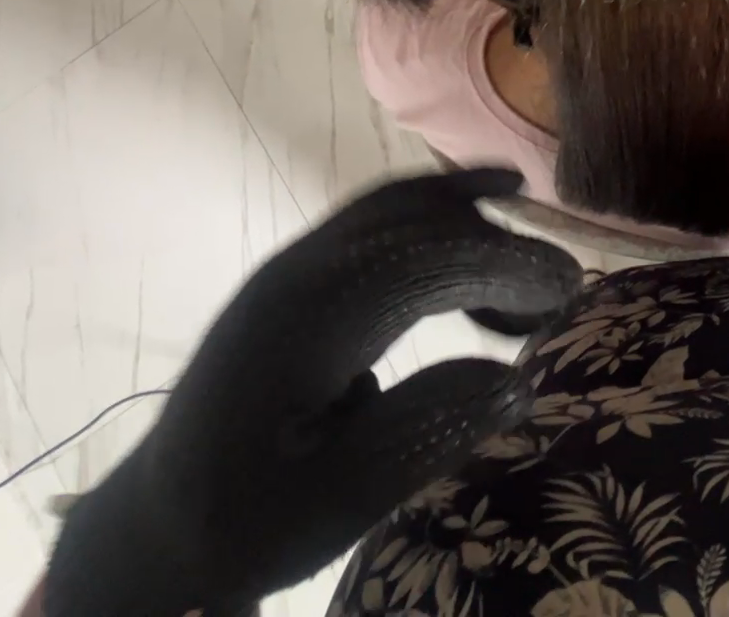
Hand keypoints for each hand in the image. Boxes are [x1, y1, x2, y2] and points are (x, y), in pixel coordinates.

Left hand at [38, 170, 581, 616]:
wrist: (163, 517)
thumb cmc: (245, 519)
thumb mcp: (333, 506)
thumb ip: (424, 436)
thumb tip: (515, 380)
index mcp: (305, 321)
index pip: (421, 260)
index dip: (502, 265)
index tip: (566, 288)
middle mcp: (301, 272)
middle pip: (411, 220)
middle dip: (494, 239)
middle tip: (561, 281)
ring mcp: (297, 268)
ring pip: (393, 209)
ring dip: (464, 211)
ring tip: (527, 222)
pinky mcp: (303, 278)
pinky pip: (378, 224)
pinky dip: (431, 213)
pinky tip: (466, 210)